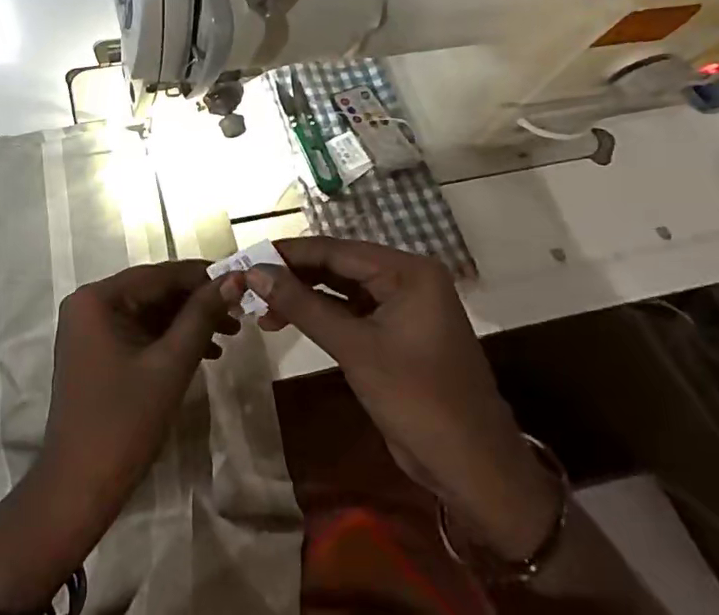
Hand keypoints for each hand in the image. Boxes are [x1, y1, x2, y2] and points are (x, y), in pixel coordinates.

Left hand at [0, 261, 238, 612]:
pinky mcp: (96, 350)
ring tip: (232, 332)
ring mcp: (89, 328)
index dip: (202, 274)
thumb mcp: (170, 364)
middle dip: (197, 300)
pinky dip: (170, 339)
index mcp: (97, 298)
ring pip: (148, 311)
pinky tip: (206, 352)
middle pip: (152, 291)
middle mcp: (88, 304)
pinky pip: (139, 331)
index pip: (158, 274)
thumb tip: (234, 278)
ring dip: (187, 321)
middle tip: (242, 309)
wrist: (82, 482)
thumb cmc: (125, 420)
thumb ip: (201, 316)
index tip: (243, 276)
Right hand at [229, 239, 561, 561]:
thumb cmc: (418, 399)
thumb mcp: (354, 348)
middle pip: (337, 266)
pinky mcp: (394, 333)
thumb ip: (302, 305)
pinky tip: (285, 321)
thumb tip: (253, 272)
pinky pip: (349, 312)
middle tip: (246, 282)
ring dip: (301, 296)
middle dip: (292, 275)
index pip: (336, 250)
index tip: (245, 257)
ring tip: (258, 307)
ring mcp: (402, 307)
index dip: (288, 253)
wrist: (473, 467)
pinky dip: (318, 315)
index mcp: (408, 272)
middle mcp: (407, 280)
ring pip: (339, 289)